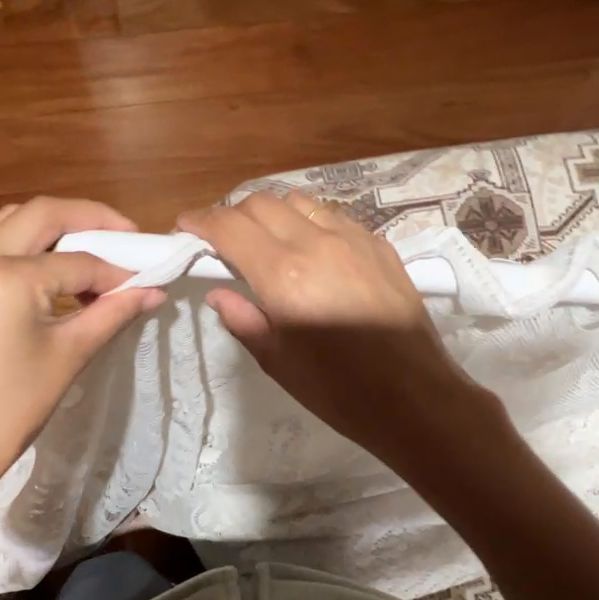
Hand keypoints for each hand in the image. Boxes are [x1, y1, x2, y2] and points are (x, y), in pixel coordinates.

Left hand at [0, 197, 164, 496]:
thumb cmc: (8, 410)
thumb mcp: (67, 357)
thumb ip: (111, 314)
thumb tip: (153, 292)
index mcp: (7, 276)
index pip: (78, 261)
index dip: (118, 271)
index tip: (149, 280)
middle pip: (43, 214)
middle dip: (89, 219)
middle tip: (128, 236)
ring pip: (14, 223)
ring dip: (56, 229)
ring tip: (95, 252)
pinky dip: (30, 247)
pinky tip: (56, 274)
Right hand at [179, 191, 494, 466]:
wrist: (414, 397)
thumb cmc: (338, 391)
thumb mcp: (278, 363)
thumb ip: (244, 320)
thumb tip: (219, 293)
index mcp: (283, 274)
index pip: (230, 227)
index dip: (200, 222)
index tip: (185, 229)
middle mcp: (316, 243)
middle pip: (261, 203)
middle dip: (232, 215)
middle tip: (222, 241)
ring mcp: (353, 239)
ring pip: (299, 202)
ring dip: (272, 213)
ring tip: (265, 241)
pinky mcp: (380, 245)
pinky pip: (333, 218)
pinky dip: (309, 223)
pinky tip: (310, 251)